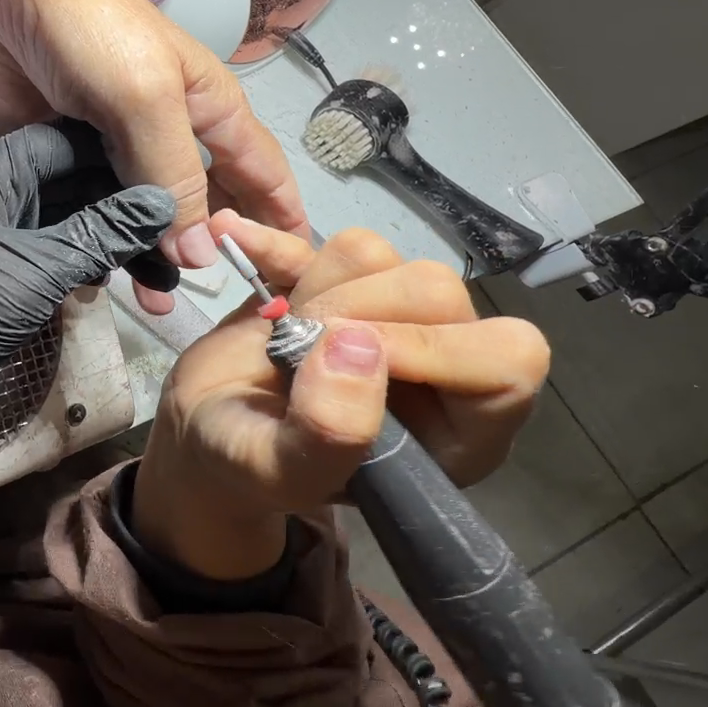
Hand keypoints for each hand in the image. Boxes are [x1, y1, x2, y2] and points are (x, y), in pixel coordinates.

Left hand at [0, 0, 308, 299]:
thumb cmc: (93, 29)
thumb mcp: (146, 100)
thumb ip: (174, 174)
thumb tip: (201, 256)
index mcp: (210, 109)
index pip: (263, 174)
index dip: (283, 223)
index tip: (296, 281)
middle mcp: (171, 129)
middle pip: (203, 202)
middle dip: (208, 254)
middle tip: (201, 312)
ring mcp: (117, 140)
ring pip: (143, 208)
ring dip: (148, 253)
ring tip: (148, 303)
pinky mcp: (71, 146)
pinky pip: (93, 200)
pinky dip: (97, 233)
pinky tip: (90, 269)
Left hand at [0, 122, 177, 475]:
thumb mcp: (35, 271)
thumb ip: (100, 233)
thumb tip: (162, 202)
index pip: (69, 140)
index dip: (125, 158)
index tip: (181, 184)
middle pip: (74, 180)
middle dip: (127, 211)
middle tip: (181, 247)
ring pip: (68, 217)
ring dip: (112, 243)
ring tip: (163, 280)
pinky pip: (52, 246)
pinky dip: (85, 261)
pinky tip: (120, 283)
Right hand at [131, 211, 549, 578]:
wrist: (202, 424)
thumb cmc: (244, 462)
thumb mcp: (274, 469)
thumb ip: (326, 432)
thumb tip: (357, 344)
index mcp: (457, 432)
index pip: (506, 358)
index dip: (429, 344)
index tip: (345, 354)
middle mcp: (438, 365)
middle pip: (438, 291)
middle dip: (352, 309)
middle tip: (295, 343)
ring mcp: (386, 315)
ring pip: (381, 258)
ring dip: (314, 286)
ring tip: (278, 326)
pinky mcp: (336, 281)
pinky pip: (316, 237)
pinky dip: (274, 241)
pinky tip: (237, 244)